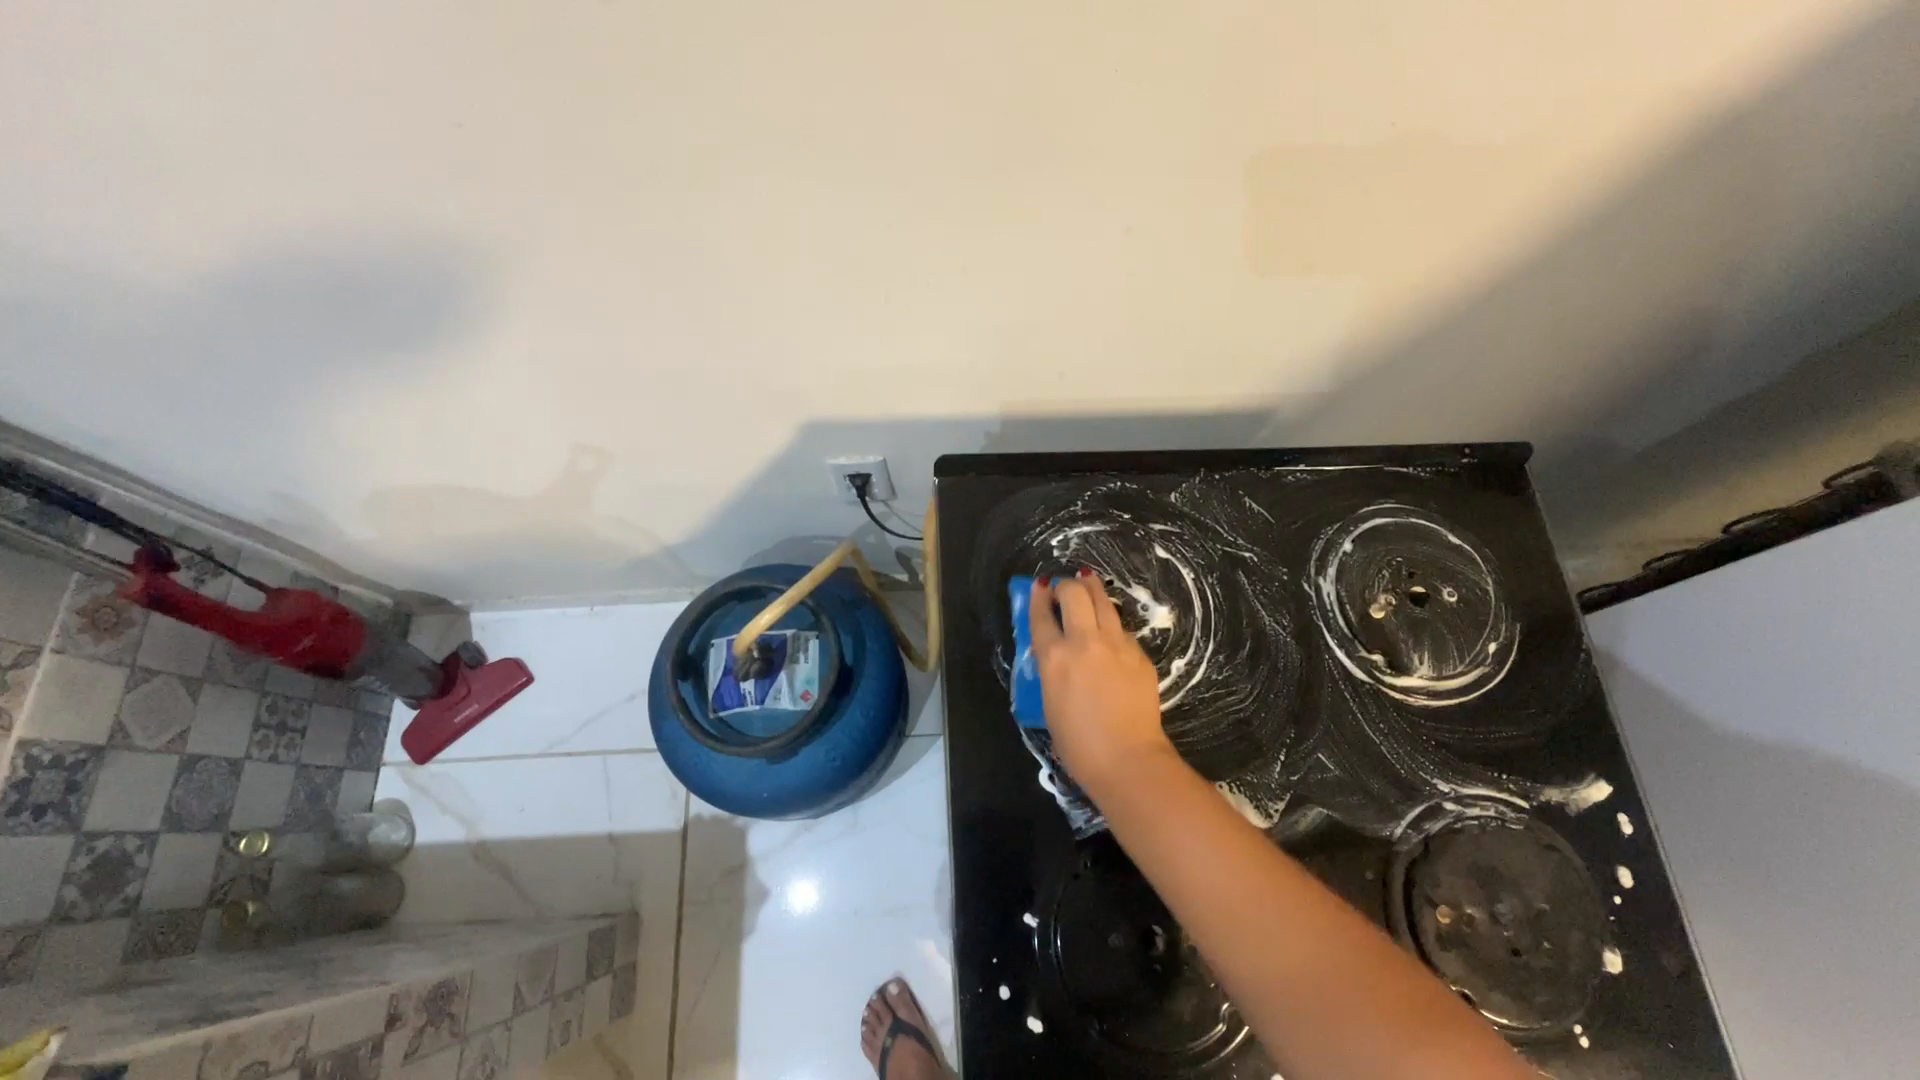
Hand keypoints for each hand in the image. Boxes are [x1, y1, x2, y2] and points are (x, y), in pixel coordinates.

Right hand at [1029, 573, 1174, 789]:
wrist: (1127, 759)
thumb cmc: (1078, 744)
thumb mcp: (1050, 703)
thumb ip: (1052, 671)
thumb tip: (1058, 655)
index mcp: (1053, 658)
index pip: (1041, 615)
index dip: (1038, 597)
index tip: (1040, 587)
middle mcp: (1083, 642)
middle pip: (1073, 594)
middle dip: (1066, 585)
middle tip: (1065, 588)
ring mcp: (1116, 645)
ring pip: (1103, 601)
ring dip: (1092, 590)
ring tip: (1088, 584)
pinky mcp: (1140, 655)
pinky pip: (1123, 630)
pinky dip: (1113, 626)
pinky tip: (1111, 634)